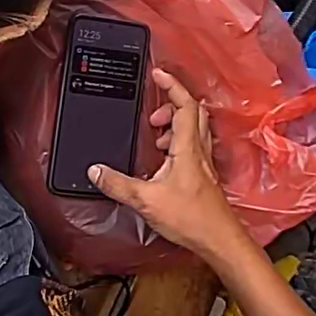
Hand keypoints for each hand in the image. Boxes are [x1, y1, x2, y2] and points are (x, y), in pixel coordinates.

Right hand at [89, 68, 256, 266]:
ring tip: (157, 135)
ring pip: (195, 128)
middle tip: (153, 112)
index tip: (158, 74)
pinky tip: (166, 158)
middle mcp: (199, 150)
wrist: (220, 241)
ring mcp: (204, 162)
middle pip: (193, 112)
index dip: (172, 85)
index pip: (185, 105)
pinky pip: (194, 145)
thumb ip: (118, 184)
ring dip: (176, 123)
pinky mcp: (204, 175)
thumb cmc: (191, 219)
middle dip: (173, 104)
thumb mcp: (146, 200)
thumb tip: (96, 171)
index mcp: (187, 148)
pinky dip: (179, 141)